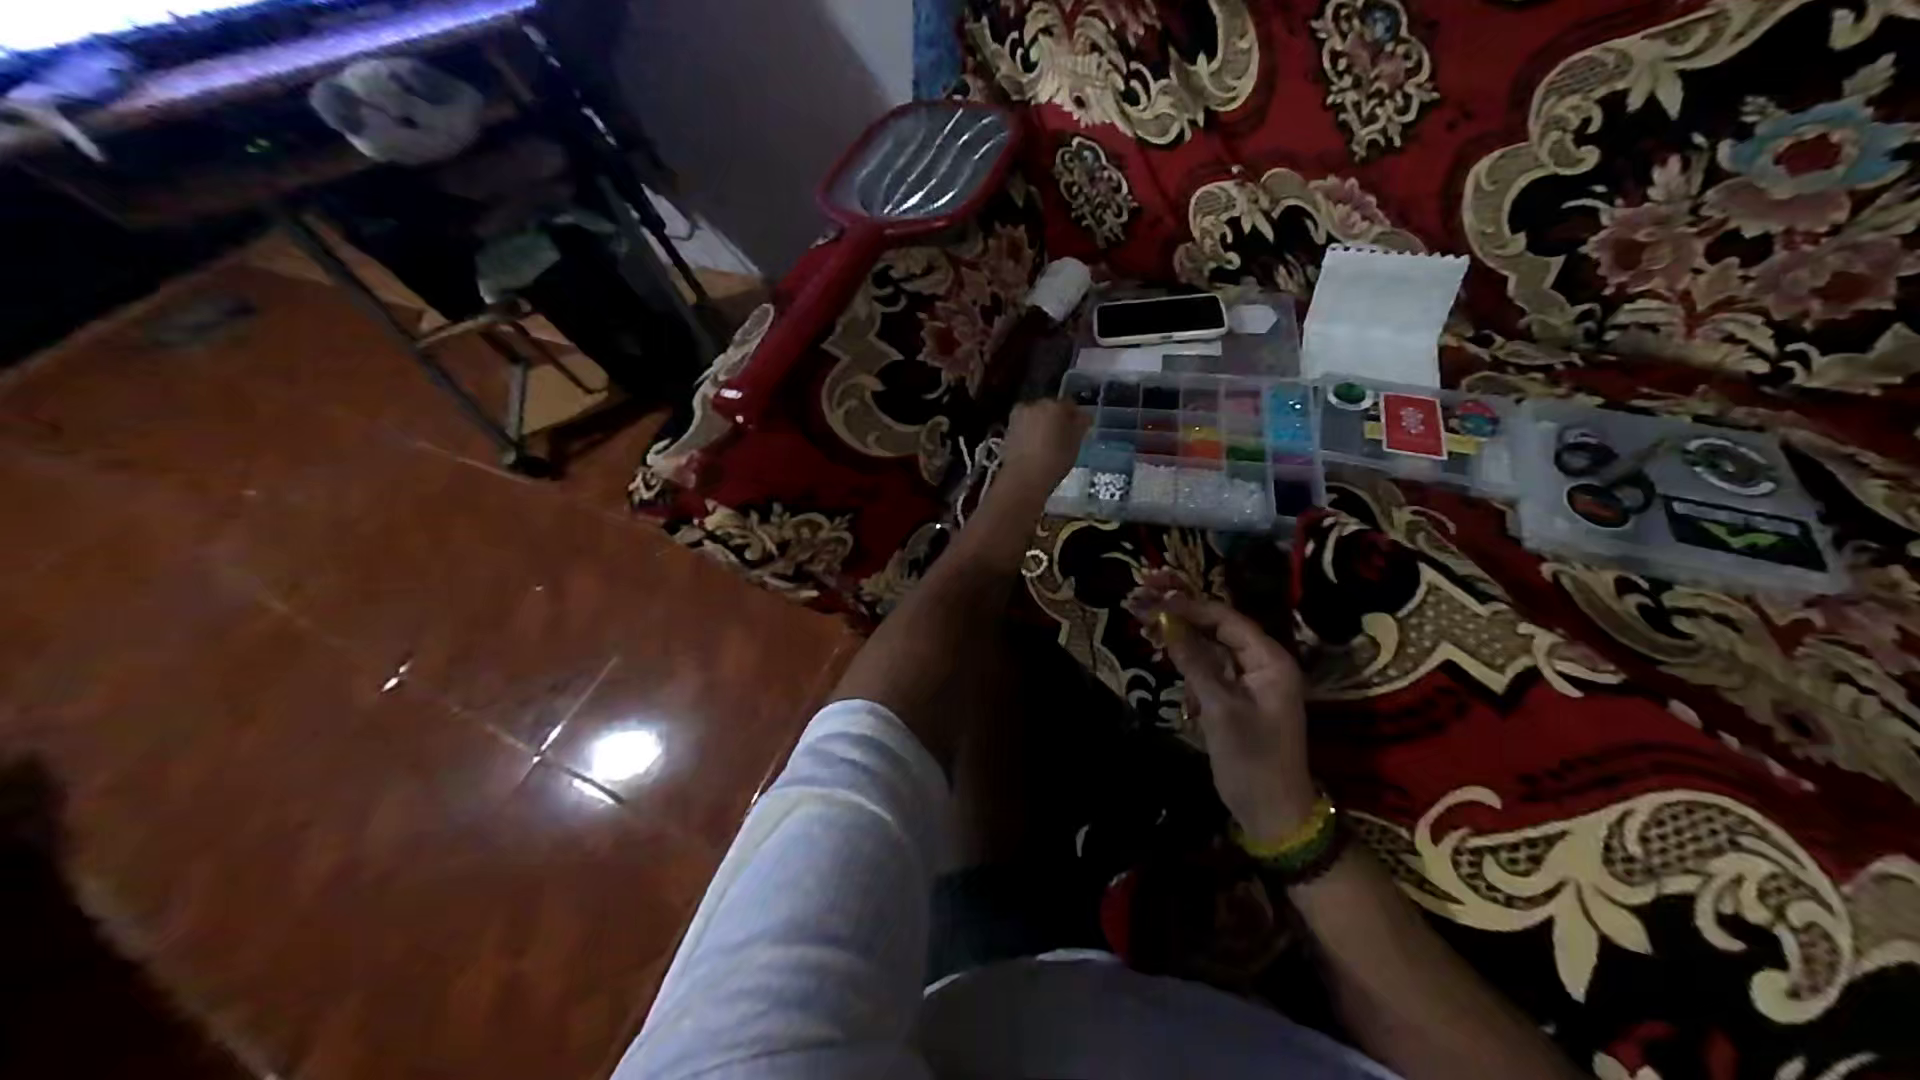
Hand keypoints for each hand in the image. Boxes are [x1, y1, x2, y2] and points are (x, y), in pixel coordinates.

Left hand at [997, 398, 1089, 501]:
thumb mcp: (1075, 443)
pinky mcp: (1008, 428)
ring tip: (1047, 443)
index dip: (1075, 416)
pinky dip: (1030, 432)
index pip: (1070, 404)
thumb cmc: (1055, 460)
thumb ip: (1080, 425)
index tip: (1078, 429)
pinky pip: (1025, 426)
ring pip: (1036, 416)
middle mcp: (1035, 404)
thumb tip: (1083, 416)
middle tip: (1062, 436)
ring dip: (1042, 425)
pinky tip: (1034, 447)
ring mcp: (1019, 415)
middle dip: (1057, 418)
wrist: (1023, 477)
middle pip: (1050, 408)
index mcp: (1055, 405)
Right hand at [1128, 574, 1314, 843]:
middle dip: (1180, 613)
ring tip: (1143, 621)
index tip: (1153, 597)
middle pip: (1216, 627)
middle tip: (1142, 596)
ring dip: (1178, 635)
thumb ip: (1194, 663)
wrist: (1272, 812)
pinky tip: (1162, 653)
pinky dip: (1185, 662)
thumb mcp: (1220, 709)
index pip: (1226, 619)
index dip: (1189, 606)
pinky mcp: (1234, 698)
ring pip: (1208, 646)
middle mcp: (1261, 663)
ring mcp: (1248, 681)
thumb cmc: (1252, 760)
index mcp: (1270, 661)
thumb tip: (1166, 621)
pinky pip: (1207, 668)